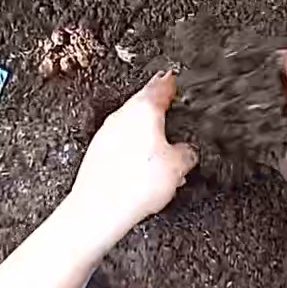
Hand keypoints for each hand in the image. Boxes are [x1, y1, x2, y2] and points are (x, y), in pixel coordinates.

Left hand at [70, 72, 199, 230]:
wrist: (99, 209)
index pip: (162, 85)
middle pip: (144, 100)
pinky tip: (141, 160)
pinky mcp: (99, 150)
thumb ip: (188, 153)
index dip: (173, 82)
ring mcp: (107, 132)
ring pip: (131, 120)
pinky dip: (133, 143)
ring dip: (145, 125)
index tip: (175, 78)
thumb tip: (188, 151)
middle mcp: (123, 115)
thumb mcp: (179, 166)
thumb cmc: (134, 185)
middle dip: (158, 103)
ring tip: (160, 138)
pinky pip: (121, 139)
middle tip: (170, 102)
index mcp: (144, 109)